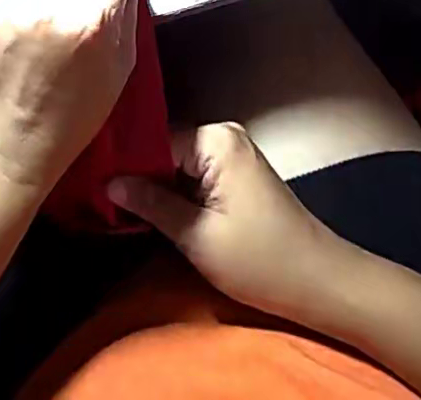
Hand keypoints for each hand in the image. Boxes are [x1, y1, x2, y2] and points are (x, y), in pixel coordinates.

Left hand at [0, 0, 142, 191]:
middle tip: (87, 4)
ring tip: (54, 29)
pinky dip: (31, 6)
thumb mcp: (120, 68)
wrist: (15, 139)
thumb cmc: (77, 113)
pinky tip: (30, 36)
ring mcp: (17, 5)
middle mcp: (52, 4)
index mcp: (91, 20)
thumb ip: (129, 16)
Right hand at [107, 123, 362, 323]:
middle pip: (163, 148)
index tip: (95, 181)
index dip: (125, 163)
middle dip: (138, 174)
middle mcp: (222, 134)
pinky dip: (174, 190)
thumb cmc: (262, 261)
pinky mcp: (235, 170)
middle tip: (103, 195)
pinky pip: (192, 171)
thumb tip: (107, 182)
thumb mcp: (197, 237)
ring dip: (155, 184)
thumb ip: (150, 203)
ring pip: (175, 161)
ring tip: (120, 202)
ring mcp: (231, 151)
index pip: (154, 140)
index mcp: (215, 139)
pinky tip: (153, 207)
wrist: (326, 286)